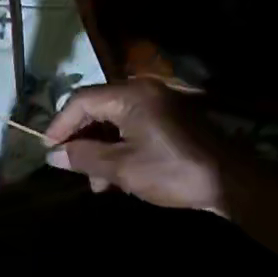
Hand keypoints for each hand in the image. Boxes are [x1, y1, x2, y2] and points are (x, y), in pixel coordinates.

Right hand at [44, 80, 228, 213]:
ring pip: (115, 122)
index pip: (81, 101)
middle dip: (82, 141)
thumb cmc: (172, 172)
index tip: (48, 151)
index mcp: (130, 96)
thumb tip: (53, 156)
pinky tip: (118, 178)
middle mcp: (144, 92)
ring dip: (101, 150)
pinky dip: (120, 149)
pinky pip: (133, 128)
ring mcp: (160, 105)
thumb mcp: (122, 169)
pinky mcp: (170, 120)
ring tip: (98, 184)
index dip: (60, 125)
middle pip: (97, 109)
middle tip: (73, 170)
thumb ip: (84, 158)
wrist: (228, 181)